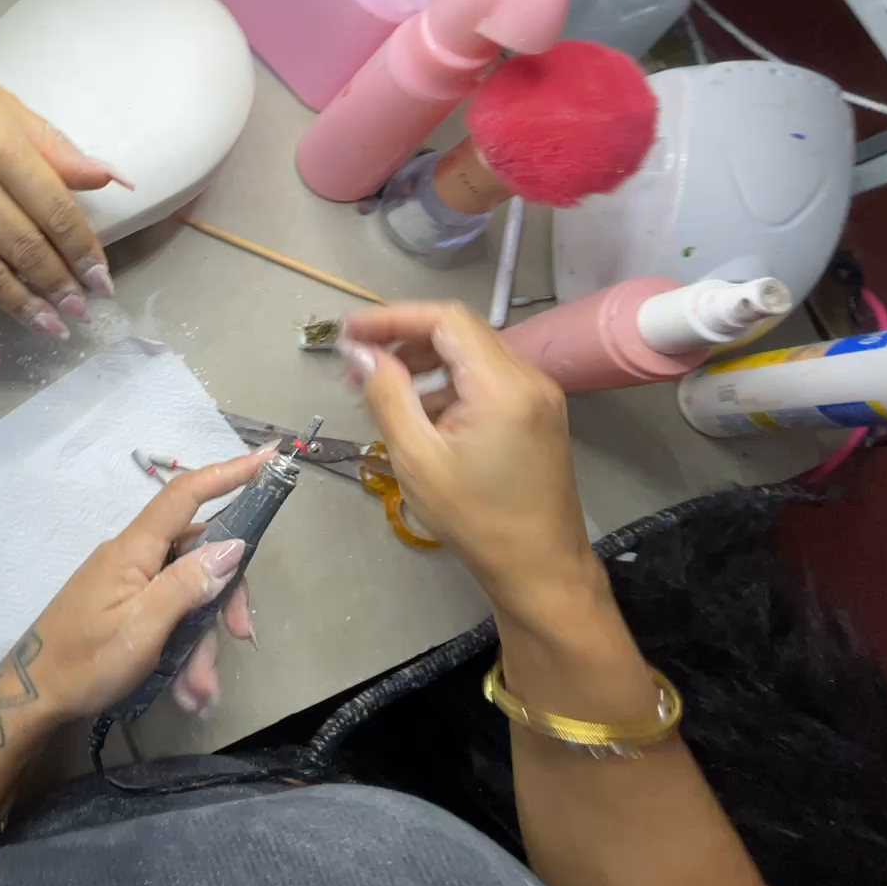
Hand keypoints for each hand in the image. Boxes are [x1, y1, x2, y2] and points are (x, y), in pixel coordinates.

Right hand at [0, 50, 124, 367]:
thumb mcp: (5, 108)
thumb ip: (57, 149)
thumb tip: (114, 179)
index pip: (54, 210)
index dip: (83, 250)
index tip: (101, 280)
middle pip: (24, 246)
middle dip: (59, 283)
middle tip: (82, 310)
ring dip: (24, 306)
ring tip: (53, 327)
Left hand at [25, 449, 270, 722]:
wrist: (35, 695)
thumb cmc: (85, 661)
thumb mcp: (143, 628)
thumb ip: (188, 584)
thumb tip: (233, 545)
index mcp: (134, 548)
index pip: (184, 495)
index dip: (227, 473)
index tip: (267, 457)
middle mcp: (134, 555)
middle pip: (200, 554)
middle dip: (225, 598)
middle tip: (242, 638)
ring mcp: (131, 581)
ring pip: (189, 594)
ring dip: (202, 642)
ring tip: (199, 692)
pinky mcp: (128, 605)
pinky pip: (171, 614)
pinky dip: (184, 649)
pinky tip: (185, 689)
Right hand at [337, 302, 600, 627]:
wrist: (539, 567)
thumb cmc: (473, 516)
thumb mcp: (416, 457)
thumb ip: (387, 395)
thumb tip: (360, 353)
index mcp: (502, 386)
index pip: (445, 321)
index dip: (392, 318)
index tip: (348, 331)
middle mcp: (527, 379)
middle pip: (457, 332)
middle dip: (401, 339)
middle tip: (355, 362)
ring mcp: (535, 396)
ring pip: (468, 353)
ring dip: (419, 360)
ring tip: (377, 387)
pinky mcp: (532, 413)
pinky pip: (481, 378)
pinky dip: (442, 381)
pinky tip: (413, 409)